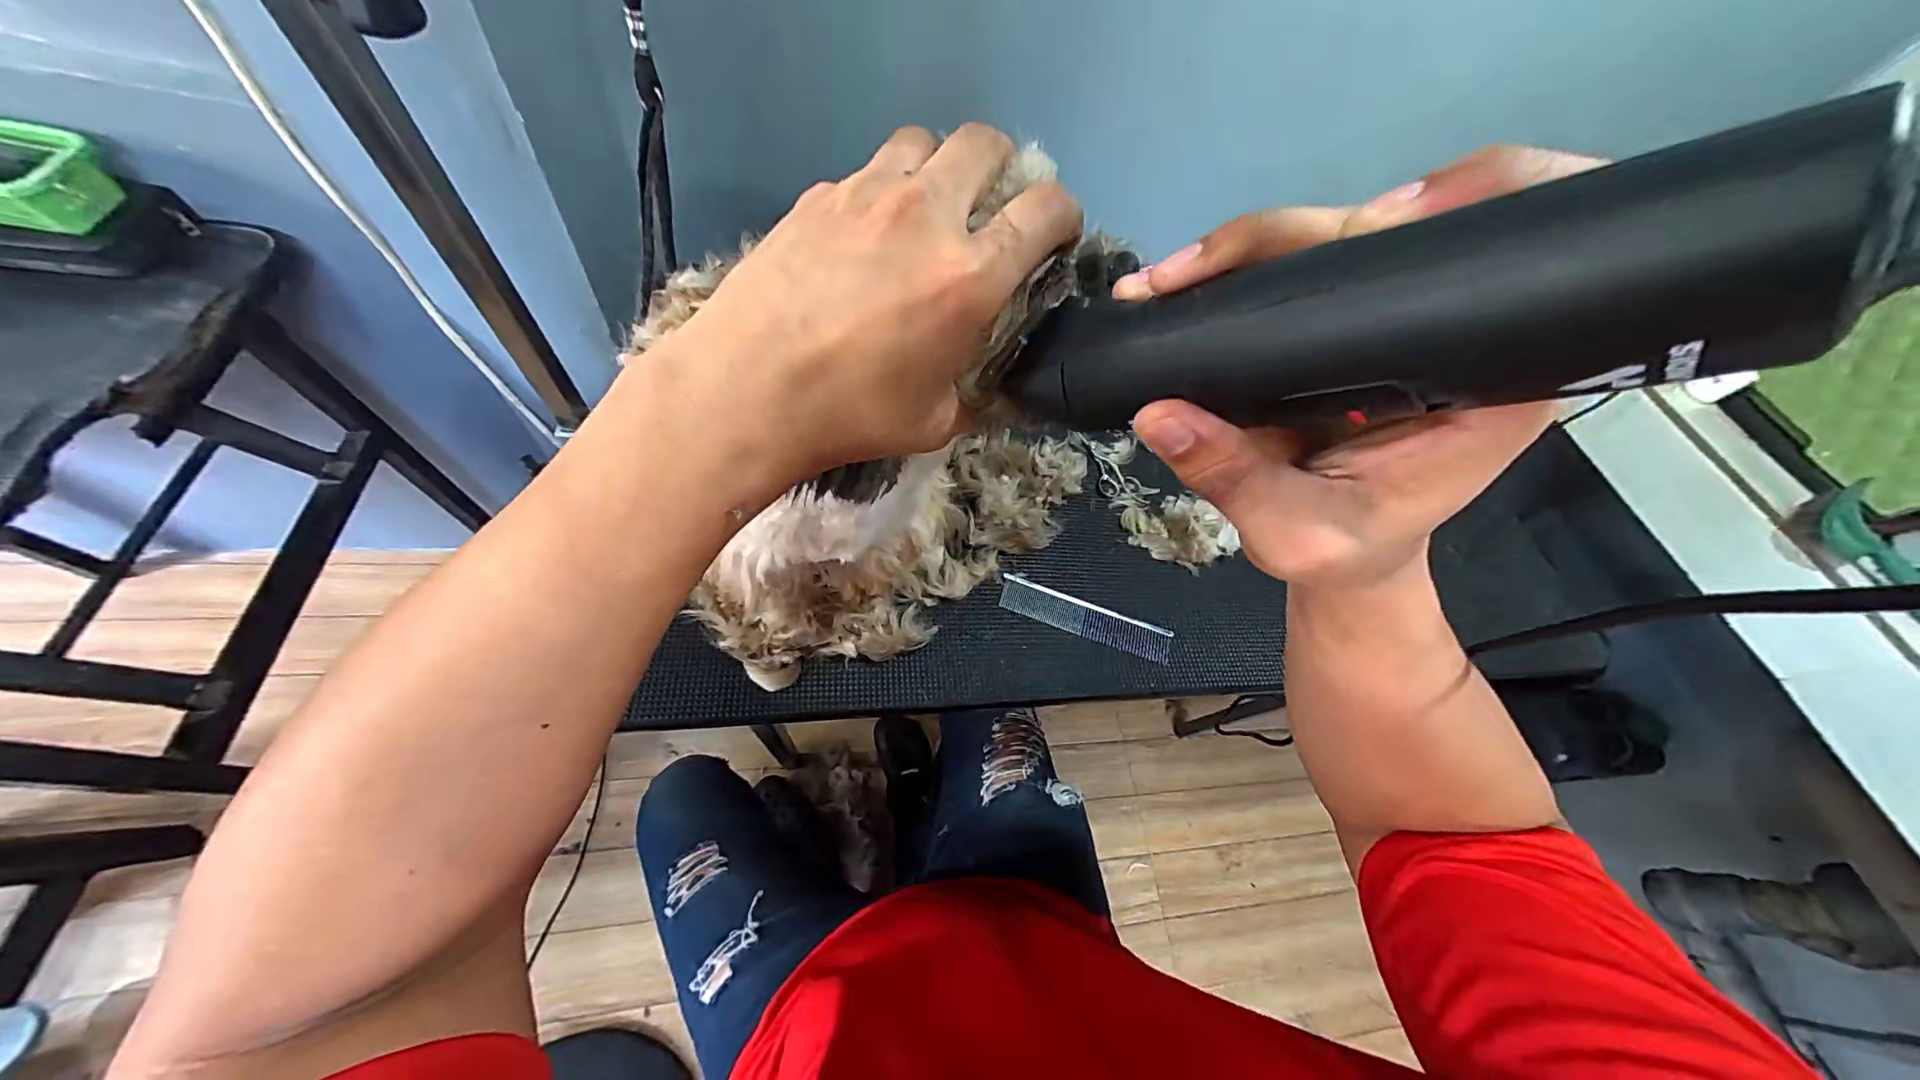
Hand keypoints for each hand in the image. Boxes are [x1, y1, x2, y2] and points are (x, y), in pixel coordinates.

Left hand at [650, 124, 1081, 479]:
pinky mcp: (819, 195)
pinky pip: (867, 171)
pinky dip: (882, 190)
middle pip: (986, 144)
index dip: (1064, 214)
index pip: (1045, 210)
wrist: (748, 389)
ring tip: (927, 209)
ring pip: (924, 141)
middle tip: (990, 208)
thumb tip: (1003, 397)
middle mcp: (927, 217)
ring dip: (939, 167)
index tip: (1055, 235)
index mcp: (970, 277)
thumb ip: (980, 398)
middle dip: (1003, 170)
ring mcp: (867, 195)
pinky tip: (865, 235)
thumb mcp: (934, 422)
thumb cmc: (850, 414)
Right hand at [1123, 146, 1607, 589]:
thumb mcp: (1295, 534)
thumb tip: (1158, 413)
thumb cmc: (1341, 554)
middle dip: (1295, 233)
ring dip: (1248, 249)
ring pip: (1332, 243)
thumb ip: (1237, 479)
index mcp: (1490, 376)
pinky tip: (1180, 287)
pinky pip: (1290, 279)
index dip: (1469, 200)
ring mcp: (1386, 324)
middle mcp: (1448, 331)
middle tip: (1194, 270)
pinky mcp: (1334, 329)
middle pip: (1393, 232)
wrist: (1337, 558)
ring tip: (1169, 279)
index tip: (1369, 225)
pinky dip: (1233, 276)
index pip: (1507, 255)